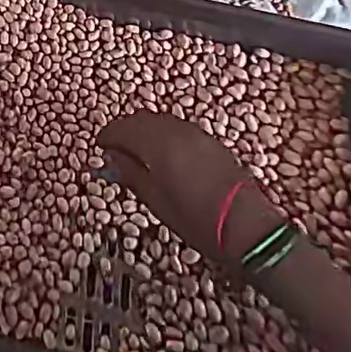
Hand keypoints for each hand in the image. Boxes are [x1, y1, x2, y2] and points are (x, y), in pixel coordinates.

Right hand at [96, 111, 271, 256]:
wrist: (250, 231)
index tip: (100, 148)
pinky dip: (164, 135)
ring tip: (138, 154)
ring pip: (160, 122)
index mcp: (157, 144)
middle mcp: (176, 131)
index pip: (123, 129)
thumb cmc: (197, 220)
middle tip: (115, 151)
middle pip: (141, 120)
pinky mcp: (212, 142)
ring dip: (144, 132)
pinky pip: (178, 129)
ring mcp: (197, 134)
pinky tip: (163, 155)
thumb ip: (131, 173)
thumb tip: (111, 157)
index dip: (108, 136)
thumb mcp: (156, 200)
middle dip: (125, 131)